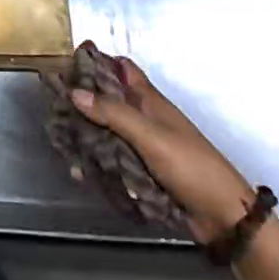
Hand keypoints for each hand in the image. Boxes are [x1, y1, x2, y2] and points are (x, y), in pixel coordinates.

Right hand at [68, 44, 255, 242]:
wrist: (224, 217)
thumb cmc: (191, 167)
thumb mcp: (151, 137)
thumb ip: (113, 114)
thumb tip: (74, 92)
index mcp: (150, 101)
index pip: (122, 69)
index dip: (98, 63)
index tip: (67, 65)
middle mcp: (144, 118)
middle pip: (107, 100)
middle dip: (82, 103)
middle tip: (54, 108)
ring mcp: (142, 145)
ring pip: (106, 131)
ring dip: (86, 136)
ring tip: (61, 142)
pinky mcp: (141, 170)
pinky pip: (111, 159)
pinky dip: (96, 162)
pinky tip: (80, 170)